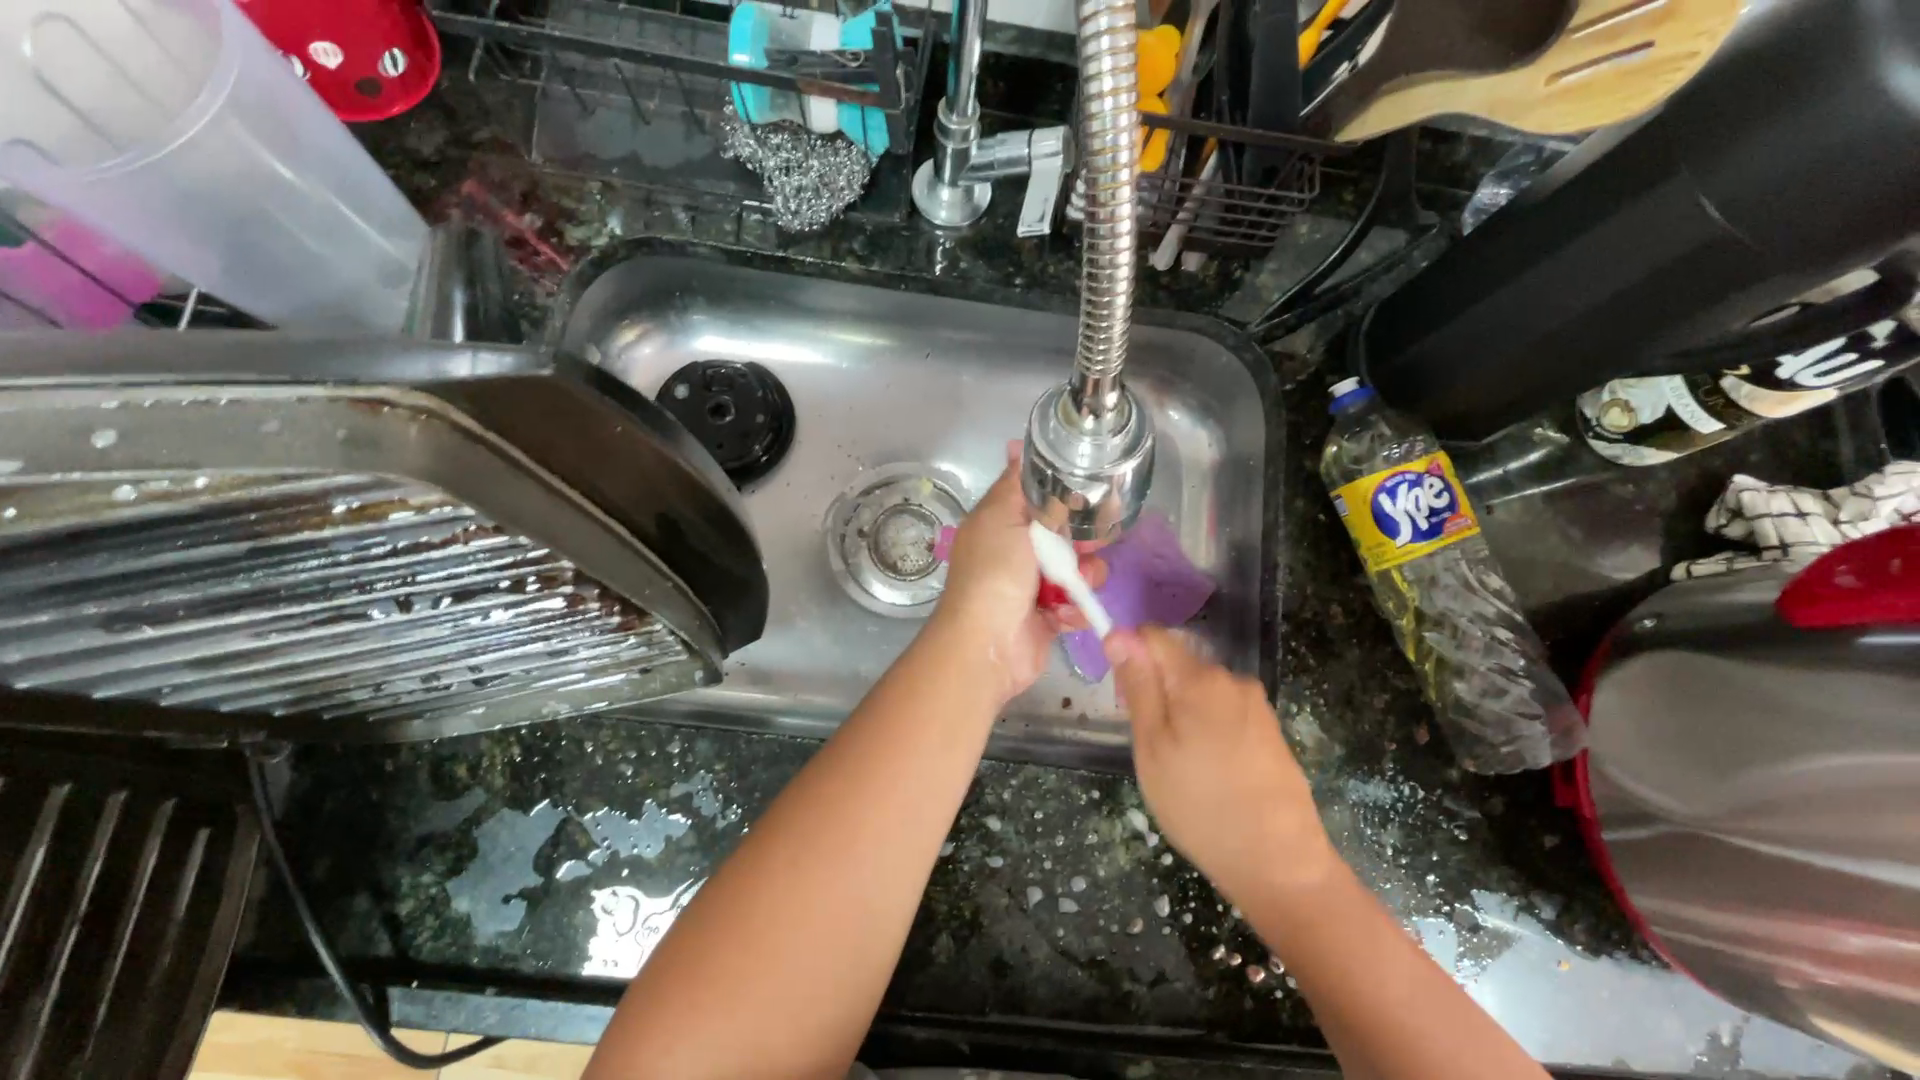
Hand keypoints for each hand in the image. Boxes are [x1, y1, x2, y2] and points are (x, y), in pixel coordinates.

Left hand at [934, 442, 1104, 704]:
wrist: (988, 644)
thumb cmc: (994, 574)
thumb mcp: (1004, 519)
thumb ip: (1021, 487)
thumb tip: (1016, 445)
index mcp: (999, 522)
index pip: (1034, 493)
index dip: (1060, 489)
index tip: (1089, 487)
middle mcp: (1015, 550)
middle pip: (1063, 531)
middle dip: (1081, 538)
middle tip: (1090, 543)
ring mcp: (1032, 584)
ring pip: (1077, 567)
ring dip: (1083, 575)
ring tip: (1076, 585)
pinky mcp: (1048, 615)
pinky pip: (1076, 601)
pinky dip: (1075, 608)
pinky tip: (1067, 614)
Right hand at [1106, 626, 1339, 906]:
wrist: (1279, 861)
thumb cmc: (1200, 805)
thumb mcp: (1152, 748)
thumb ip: (1138, 687)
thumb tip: (1118, 635)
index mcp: (1199, 678)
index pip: (1153, 636)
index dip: (1130, 658)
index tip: (1124, 701)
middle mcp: (1233, 680)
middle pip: (1178, 664)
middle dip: (1157, 692)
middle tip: (1151, 748)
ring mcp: (1257, 706)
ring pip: (1201, 693)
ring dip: (1183, 716)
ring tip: (1181, 768)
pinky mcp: (1270, 731)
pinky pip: (1224, 714)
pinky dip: (1208, 733)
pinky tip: (1210, 775)